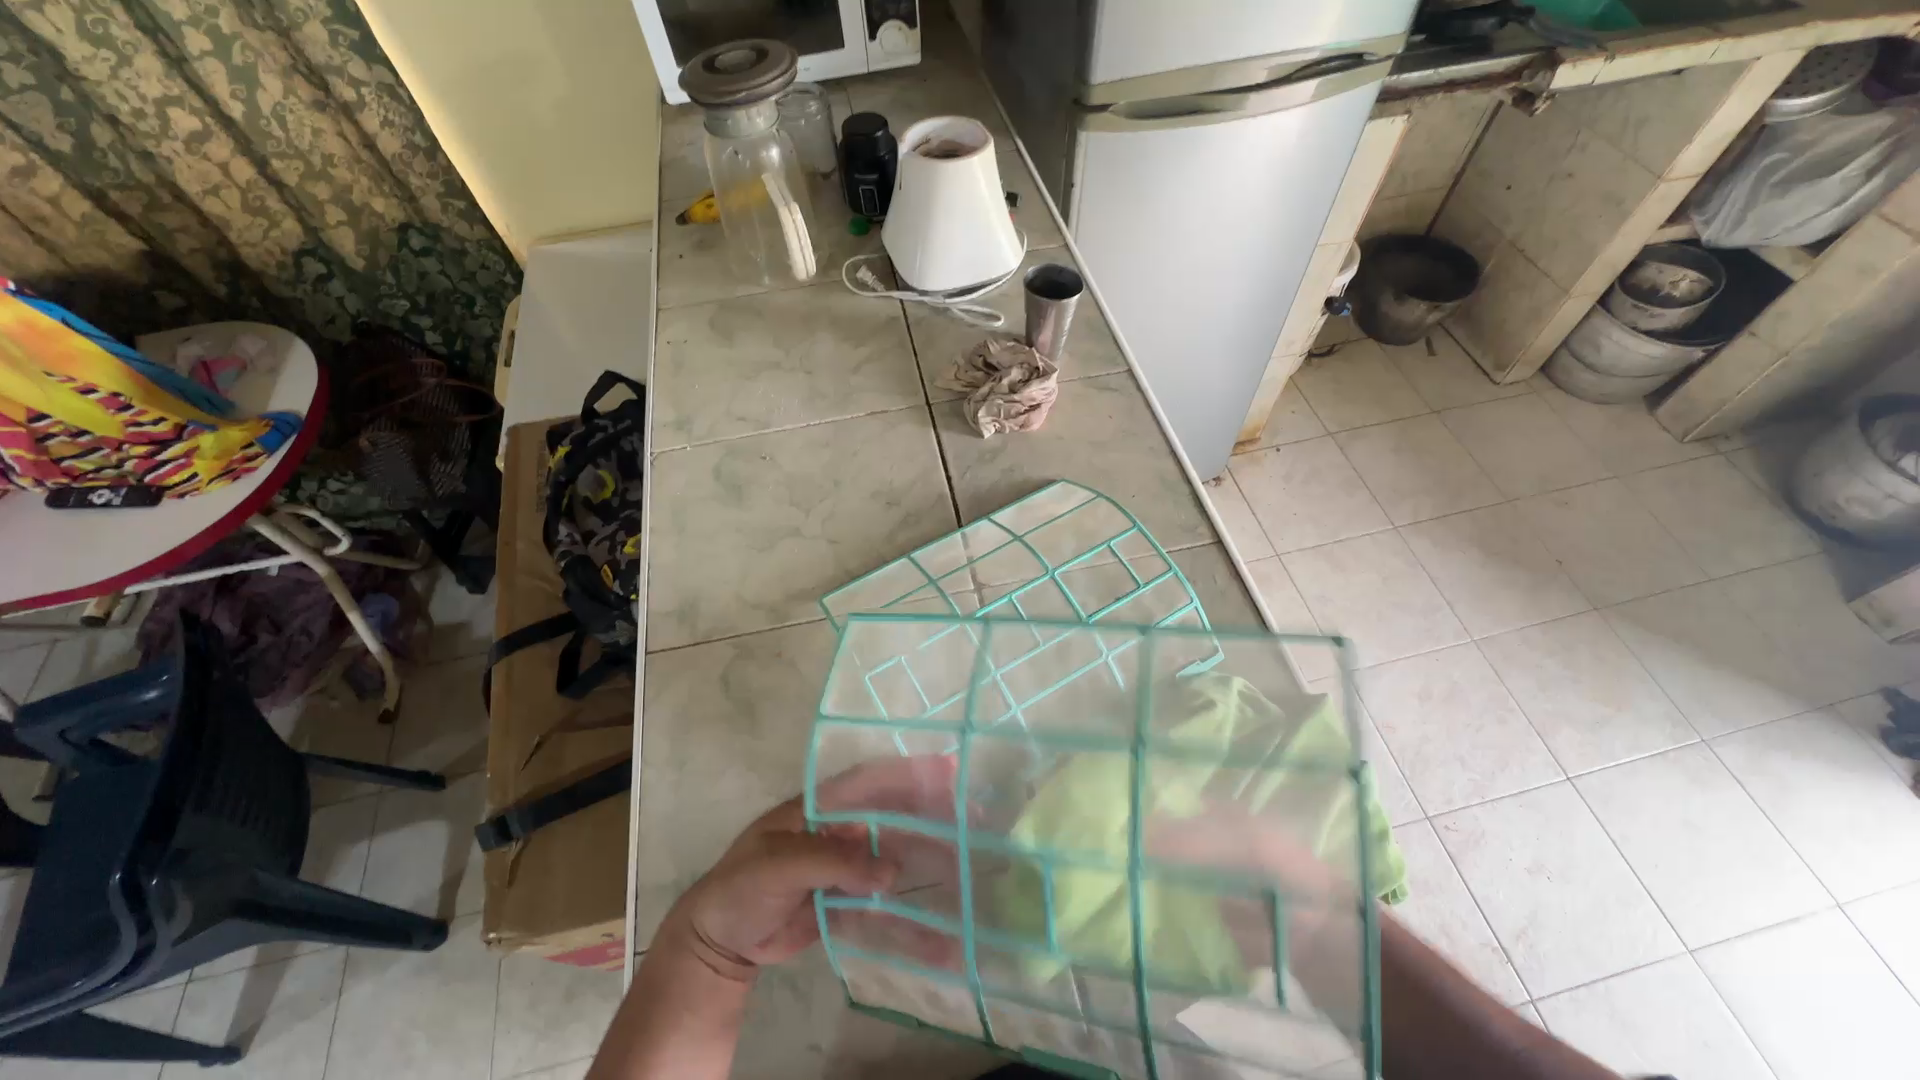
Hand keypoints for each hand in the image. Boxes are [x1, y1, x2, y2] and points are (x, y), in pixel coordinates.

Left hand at [658, 756, 959, 982]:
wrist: (719, 940)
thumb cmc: (742, 886)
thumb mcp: (779, 864)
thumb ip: (833, 861)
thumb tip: (892, 870)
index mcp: (820, 807)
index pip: (872, 781)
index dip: (910, 772)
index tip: (951, 770)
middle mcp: (840, 830)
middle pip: (894, 817)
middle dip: (933, 816)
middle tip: (976, 820)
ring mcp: (846, 866)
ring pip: (896, 858)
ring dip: (931, 860)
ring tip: (971, 868)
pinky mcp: (847, 902)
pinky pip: (885, 906)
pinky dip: (911, 920)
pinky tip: (941, 938)